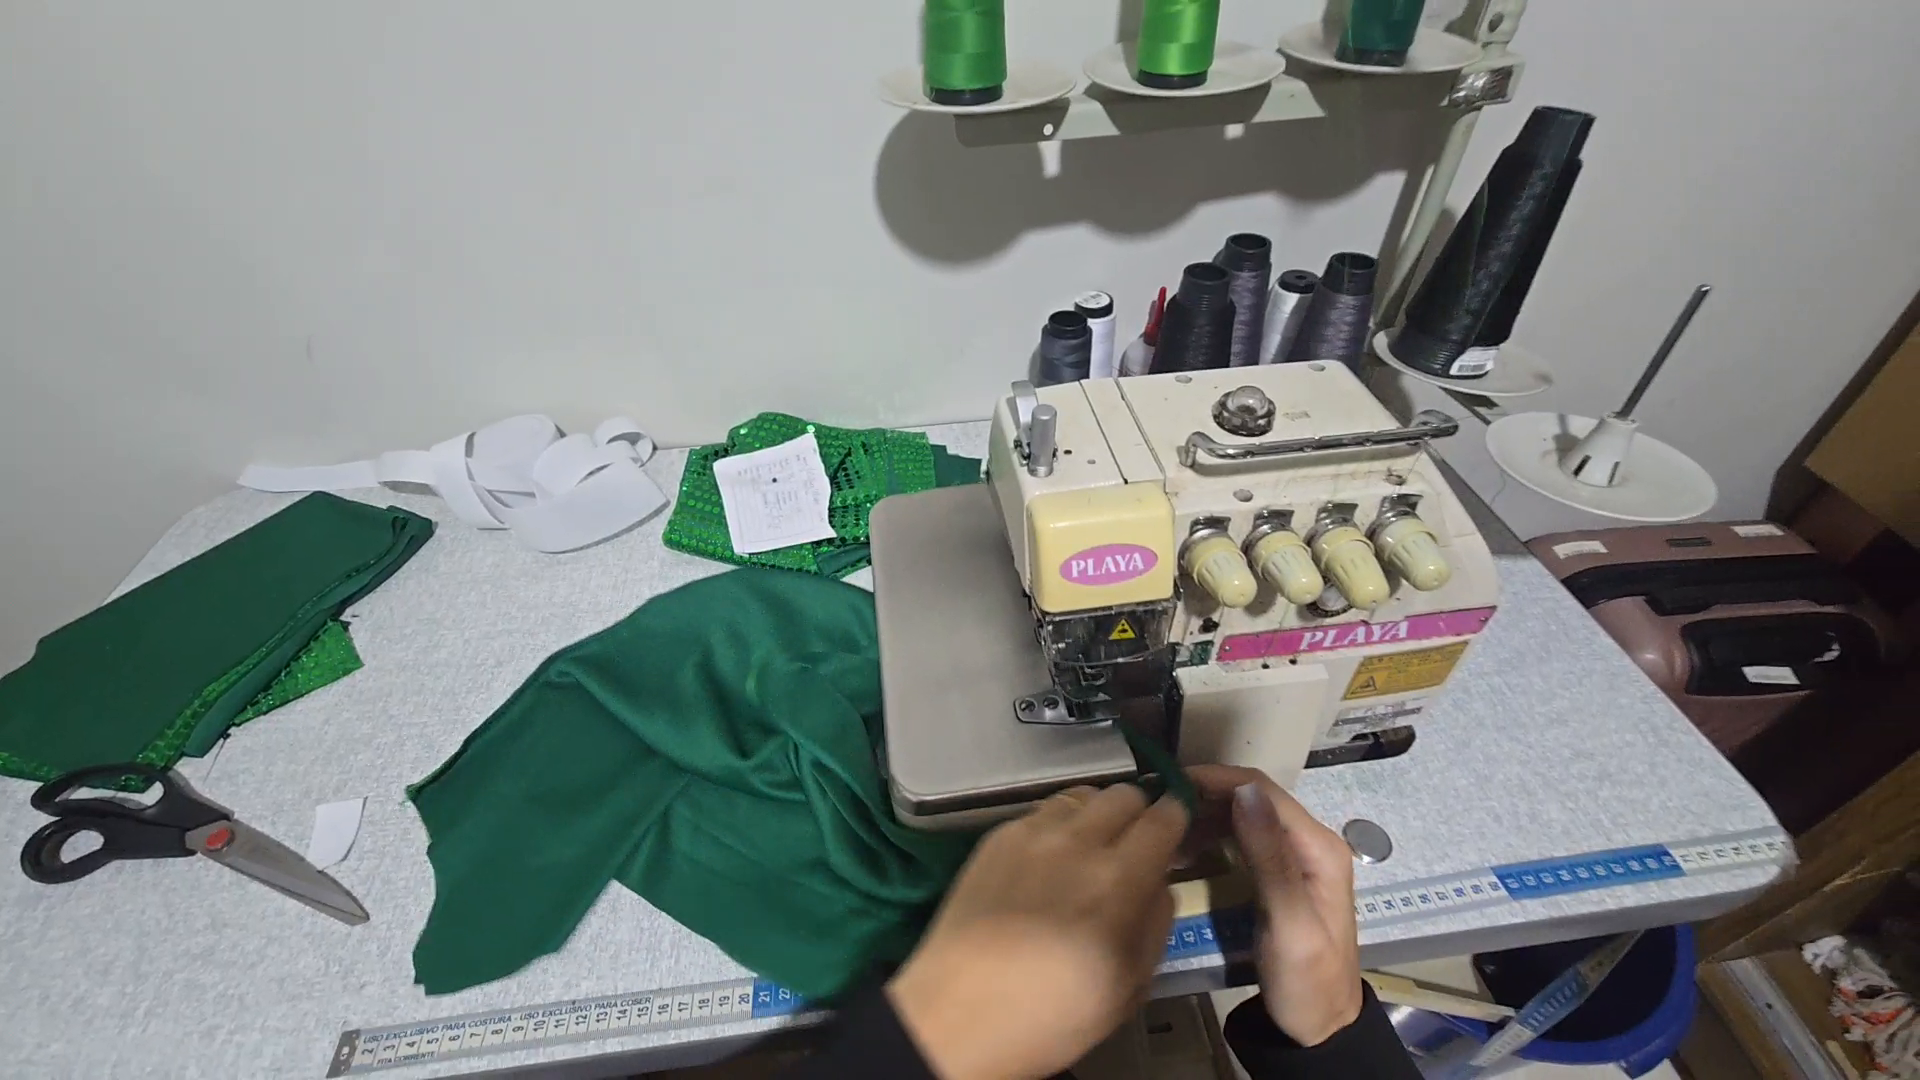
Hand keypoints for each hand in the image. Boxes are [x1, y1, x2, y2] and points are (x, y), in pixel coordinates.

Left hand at [885, 785, 1189, 1079]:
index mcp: (1119, 880)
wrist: (960, 1012)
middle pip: (1123, 794)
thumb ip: (1155, 921)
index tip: (1178, 820)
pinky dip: (1059, 823)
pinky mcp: (998, 834)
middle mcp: (1078, 842)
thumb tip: (1158, 880)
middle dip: (1138, 811)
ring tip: (1092, 842)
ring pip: (1081, 794)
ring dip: (1097, 811)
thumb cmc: (1053, 1015)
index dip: (1177, 814)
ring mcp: (1033, 832)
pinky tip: (1050, 855)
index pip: (1162, 820)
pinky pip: (1042, 810)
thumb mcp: (1129, 985)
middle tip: (1134, 840)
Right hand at [1188, 765, 1363, 1046]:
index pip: (1261, 789)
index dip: (1215, 779)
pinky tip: (1185, 846)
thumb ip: (1269, 857)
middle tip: (1160, 808)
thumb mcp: (1288, 923)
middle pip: (1251, 796)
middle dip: (1204, 795)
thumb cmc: (1305, 980)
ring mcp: (1295, 854)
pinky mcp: (1279, 869)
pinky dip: (1211, 833)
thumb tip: (1244, 791)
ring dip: (1204, 814)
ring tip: (1167, 828)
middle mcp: (1309, 840)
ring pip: (1242, 813)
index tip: (1170, 784)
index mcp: (1318, 845)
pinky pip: (1240, 835)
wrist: (1322, 1031)